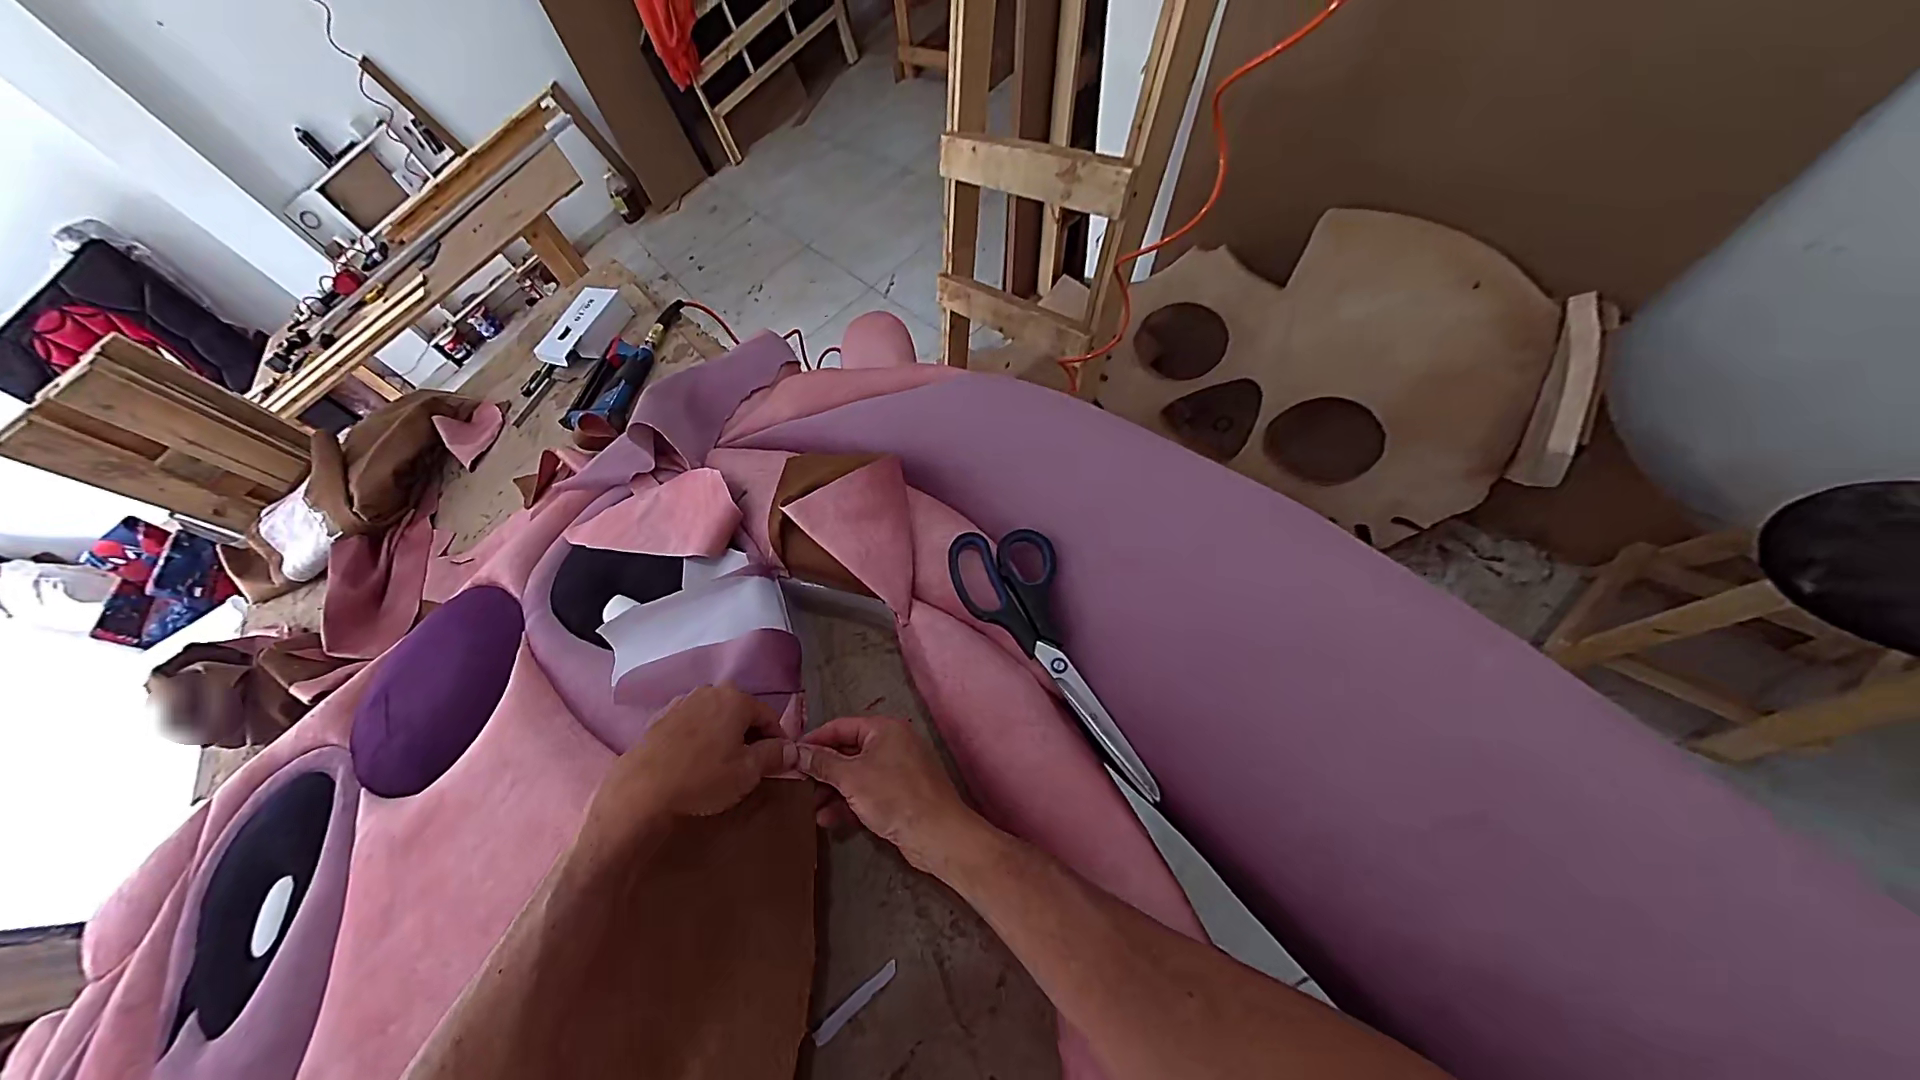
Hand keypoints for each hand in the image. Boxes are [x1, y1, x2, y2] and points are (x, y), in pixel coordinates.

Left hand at [597, 685, 796, 823]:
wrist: (639, 794)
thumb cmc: (701, 780)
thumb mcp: (748, 772)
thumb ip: (775, 755)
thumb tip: (792, 749)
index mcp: (735, 699)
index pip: (769, 716)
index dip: (778, 740)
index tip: (779, 761)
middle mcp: (709, 692)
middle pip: (741, 713)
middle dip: (750, 736)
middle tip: (752, 765)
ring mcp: (680, 703)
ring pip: (715, 718)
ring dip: (724, 736)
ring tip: (722, 765)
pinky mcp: (658, 720)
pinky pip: (691, 725)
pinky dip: (700, 739)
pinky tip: (695, 763)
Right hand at [797, 715, 980, 871]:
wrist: (937, 834)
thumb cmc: (894, 796)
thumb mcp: (851, 777)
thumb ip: (822, 763)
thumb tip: (795, 751)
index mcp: (885, 728)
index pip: (841, 726)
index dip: (814, 740)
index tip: (790, 755)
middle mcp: (893, 743)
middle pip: (848, 751)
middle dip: (823, 770)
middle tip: (797, 785)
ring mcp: (898, 769)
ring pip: (856, 775)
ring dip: (833, 791)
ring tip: (810, 808)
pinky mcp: (900, 794)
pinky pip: (868, 792)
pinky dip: (849, 802)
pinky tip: (829, 820)